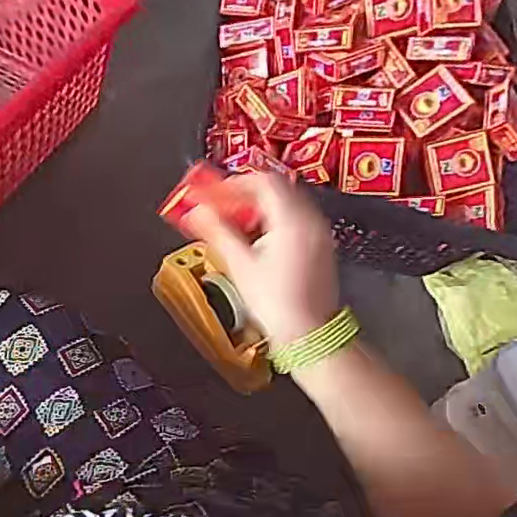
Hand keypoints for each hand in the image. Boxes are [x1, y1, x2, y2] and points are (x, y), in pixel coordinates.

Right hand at [186, 173, 340, 345]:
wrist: (307, 334)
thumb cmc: (280, 306)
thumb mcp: (240, 264)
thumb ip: (217, 231)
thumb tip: (197, 212)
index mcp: (293, 220)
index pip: (262, 181)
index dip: (233, 183)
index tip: (212, 192)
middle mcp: (310, 222)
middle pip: (274, 190)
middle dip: (243, 195)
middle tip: (219, 204)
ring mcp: (318, 235)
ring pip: (284, 205)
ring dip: (257, 209)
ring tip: (233, 224)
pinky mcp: (319, 248)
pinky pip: (294, 222)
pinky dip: (271, 223)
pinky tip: (255, 240)